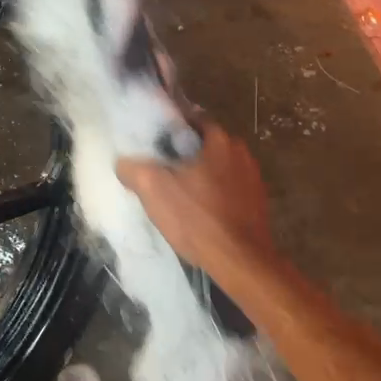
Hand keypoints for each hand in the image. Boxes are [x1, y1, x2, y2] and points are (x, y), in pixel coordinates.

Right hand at [116, 121, 277, 279]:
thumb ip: (132, 168)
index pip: (190, 117)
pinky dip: (212, 193)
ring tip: (176, 192)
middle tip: (159, 169)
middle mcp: (240, 152)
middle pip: (203, 143)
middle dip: (182, 153)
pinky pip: (227, 188)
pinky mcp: (257, 202)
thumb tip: (123, 163)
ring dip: (198, 174)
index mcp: (219, 139)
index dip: (169, 127)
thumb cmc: (198, 218)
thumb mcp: (152, 189)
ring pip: (216, 166)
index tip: (152, 142)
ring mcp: (253, 178)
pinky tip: (198, 211)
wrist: (242, 263)